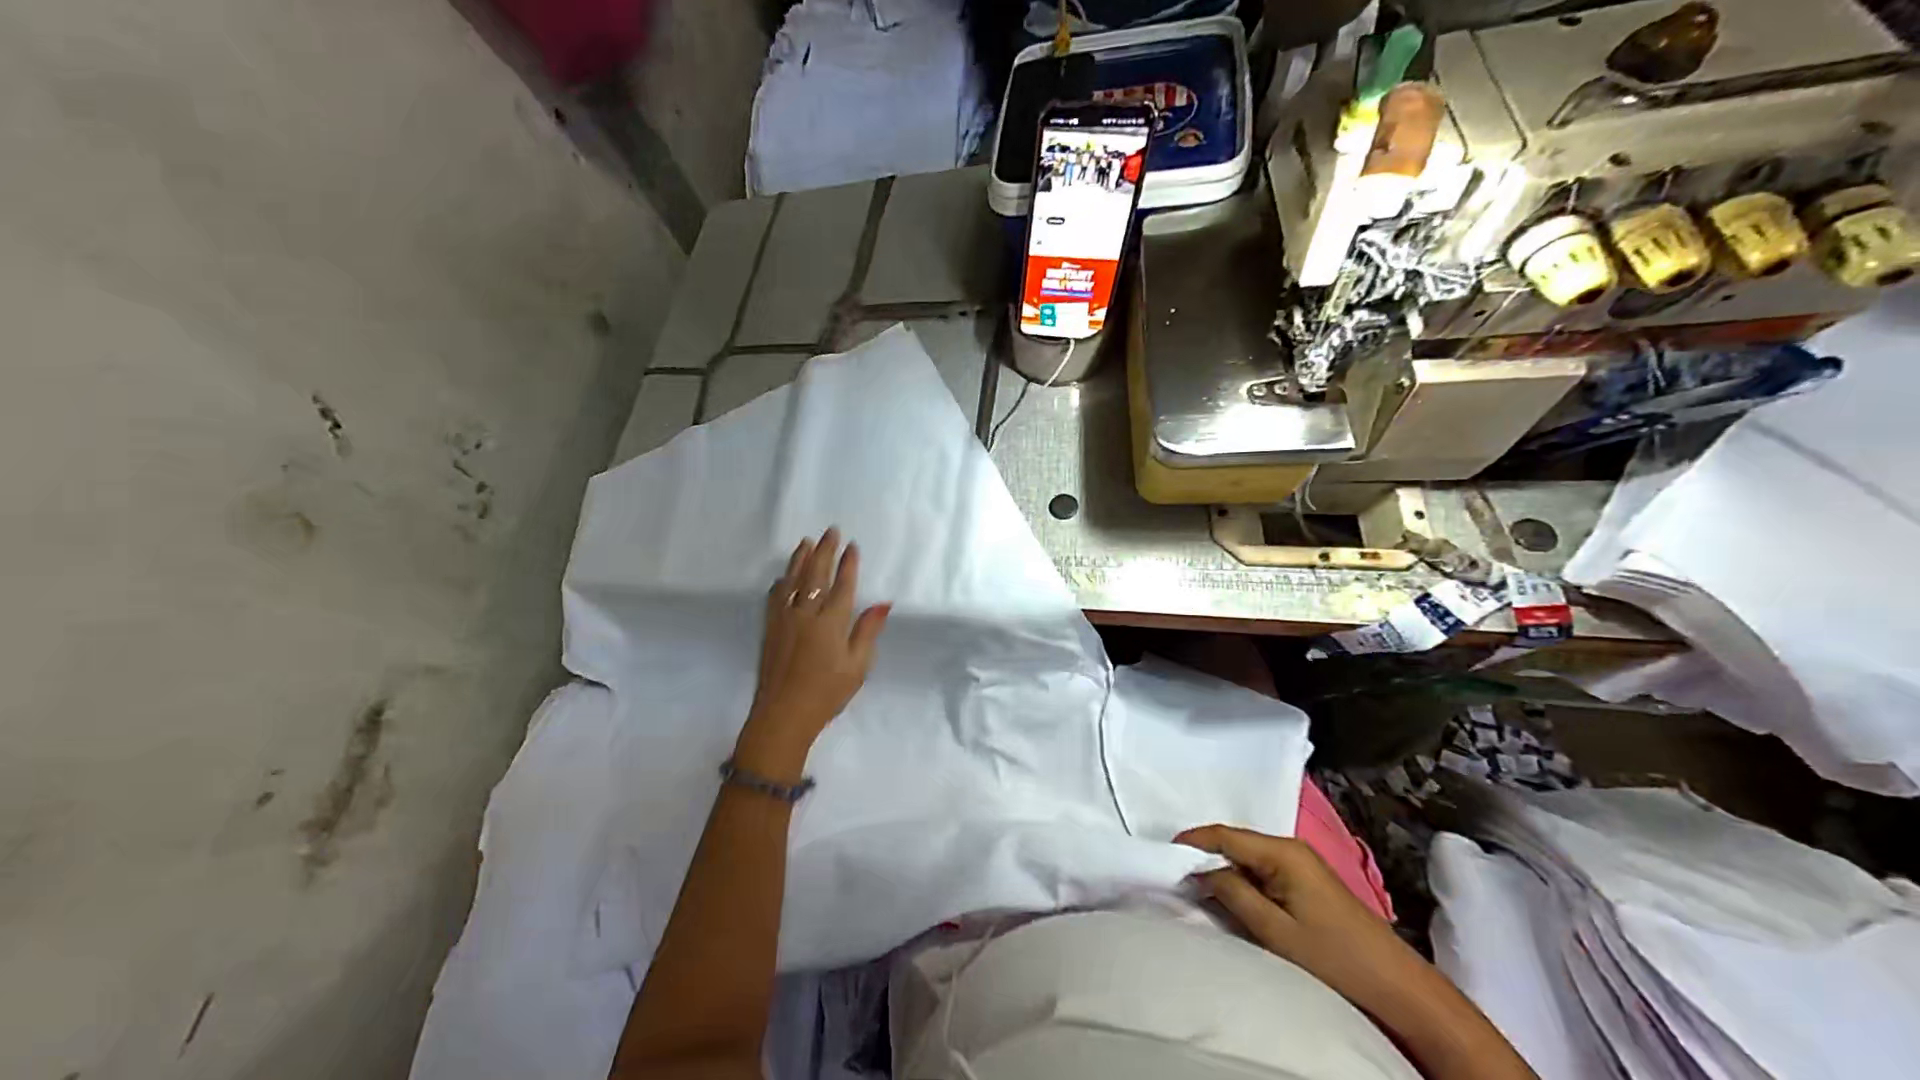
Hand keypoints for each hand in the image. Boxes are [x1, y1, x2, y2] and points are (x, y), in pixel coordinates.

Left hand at [733, 529, 889, 781]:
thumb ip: (868, 631)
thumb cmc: (827, 693)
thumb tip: (883, 603)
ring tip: (807, 542)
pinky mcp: (770, 627)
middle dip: (825, 550)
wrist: (783, 714)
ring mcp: (785, 618)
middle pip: (816, 574)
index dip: (849, 564)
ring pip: (794, 580)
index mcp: (832, 622)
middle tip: (831, 531)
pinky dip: (783, 581)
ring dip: (801, 558)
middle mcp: (807, 613)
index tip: (853, 546)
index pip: (843, 584)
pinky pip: (776, 595)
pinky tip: (785, 575)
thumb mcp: (858, 666)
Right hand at [1175, 825, 1428, 1016]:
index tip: (1162, 853)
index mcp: (1283, 852)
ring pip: (1248, 857)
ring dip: (1223, 868)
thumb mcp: (1274, 931)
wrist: (1398, 989)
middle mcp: (1292, 848)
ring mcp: (1302, 864)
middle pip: (1236, 842)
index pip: (1225, 834)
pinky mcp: (1307, 882)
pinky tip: (1228, 894)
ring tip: (1194, 885)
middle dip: (1205, 855)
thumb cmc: (1334, 959)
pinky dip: (1241, 879)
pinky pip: (1263, 871)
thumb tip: (1200, 870)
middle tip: (1174, 873)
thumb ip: (1233, 893)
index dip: (1192, 841)